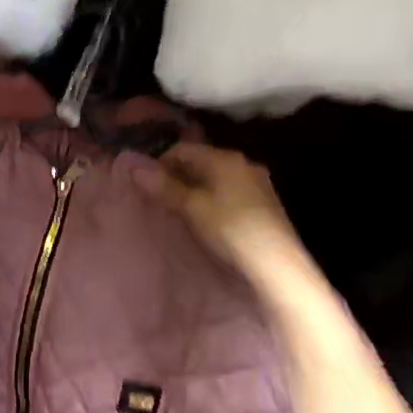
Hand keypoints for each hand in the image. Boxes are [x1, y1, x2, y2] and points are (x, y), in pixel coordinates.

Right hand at [136, 143, 306, 277]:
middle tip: (162, 199)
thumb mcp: (191, 208)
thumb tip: (135, 167)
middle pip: (201, 160)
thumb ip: (164, 187)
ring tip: (182, 210)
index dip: (160, 163)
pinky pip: (230, 189)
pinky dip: (213, 196)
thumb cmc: (230, 229)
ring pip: (216, 176)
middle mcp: (243, 162)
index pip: (183, 149)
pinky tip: (209, 217)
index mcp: (224, 158)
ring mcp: (257, 181)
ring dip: (196, 187)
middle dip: (178, 176)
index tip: (148, 185)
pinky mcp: (264, 200)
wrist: (277, 263)